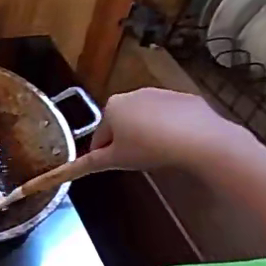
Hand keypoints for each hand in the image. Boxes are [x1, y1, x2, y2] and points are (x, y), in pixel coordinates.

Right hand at [78, 88, 253, 173]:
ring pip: (145, 119)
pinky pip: (170, 117)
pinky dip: (170, 128)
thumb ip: (89, 163)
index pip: (99, 136)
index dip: (105, 153)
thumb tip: (64, 170)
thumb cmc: (149, 149)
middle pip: (121, 124)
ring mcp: (161, 94)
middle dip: (126, 140)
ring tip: (158, 153)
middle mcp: (134, 94)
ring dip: (147, 134)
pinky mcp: (186, 99)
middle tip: (137, 160)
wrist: (200, 140)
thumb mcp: (115, 160)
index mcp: (112, 106)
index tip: (116, 164)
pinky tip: (177, 143)